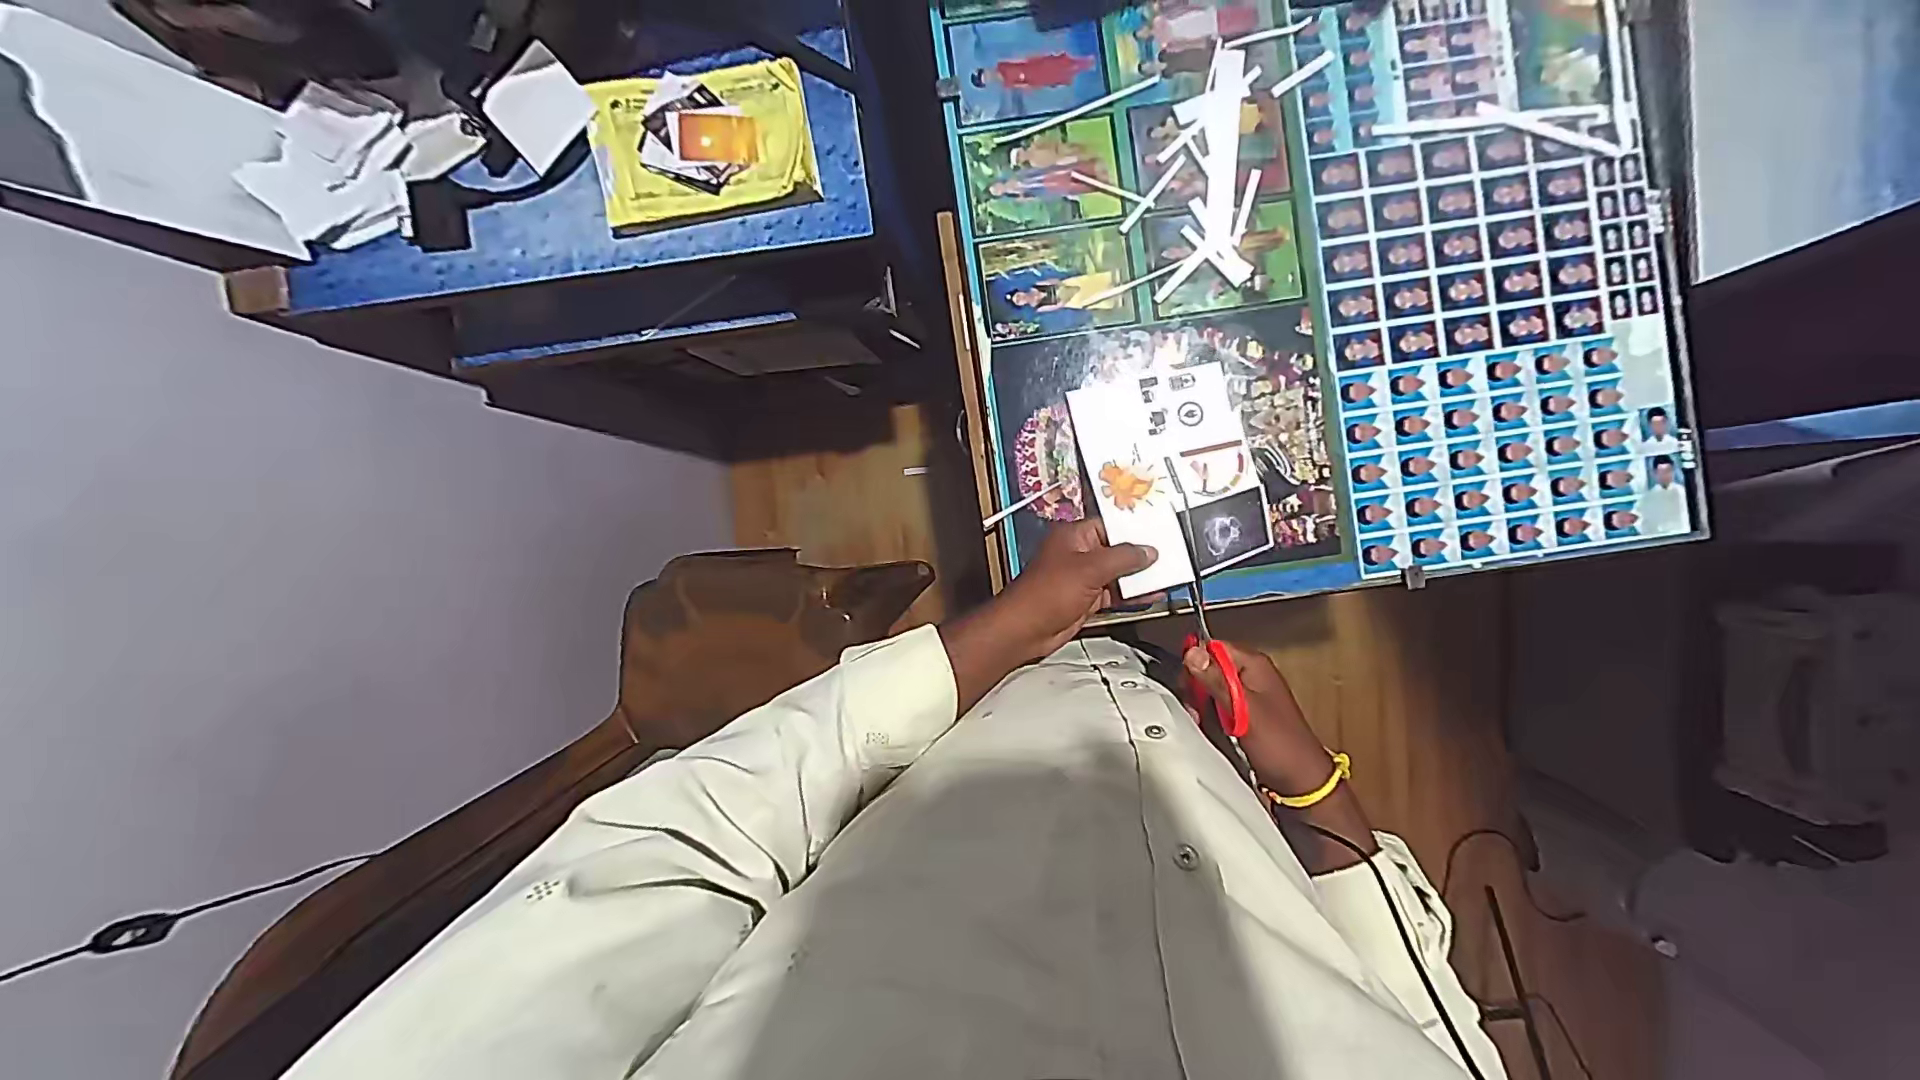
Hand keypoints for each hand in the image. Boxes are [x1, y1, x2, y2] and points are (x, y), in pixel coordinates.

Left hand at [940, 518, 1155, 713]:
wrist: (1027, 629)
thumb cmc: (1044, 594)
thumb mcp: (1090, 569)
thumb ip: (1122, 558)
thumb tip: (1146, 551)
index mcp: (1073, 537)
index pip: (1109, 525)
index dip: (1132, 530)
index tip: (1156, 534)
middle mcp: (1077, 554)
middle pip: (1116, 550)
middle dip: (1139, 556)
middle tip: (1166, 556)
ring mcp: (1081, 578)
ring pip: (1117, 574)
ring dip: (1138, 578)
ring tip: (1165, 576)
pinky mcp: (1085, 600)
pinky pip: (1113, 593)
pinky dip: (1130, 595)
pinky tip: (1149, 595)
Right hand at [1184, 641, 1377, 871]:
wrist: (1299, 782)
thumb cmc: (1282, 746)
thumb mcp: (1243, 709)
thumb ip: (1216, 679)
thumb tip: (1193, 653)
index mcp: (1254, 664)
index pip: (1210, 646)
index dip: (1196, 664)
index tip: (1194, 684)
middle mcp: (1250, 675)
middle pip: (1206, 666)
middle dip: (1197, 687)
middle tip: (1202, 706)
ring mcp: (1247, 694)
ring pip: (1207, 687)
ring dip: (1202, 705)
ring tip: (1211, 721)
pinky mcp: (1242, 712)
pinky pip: (1215, 705)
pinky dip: (1210, 716)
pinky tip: (1216, 729)